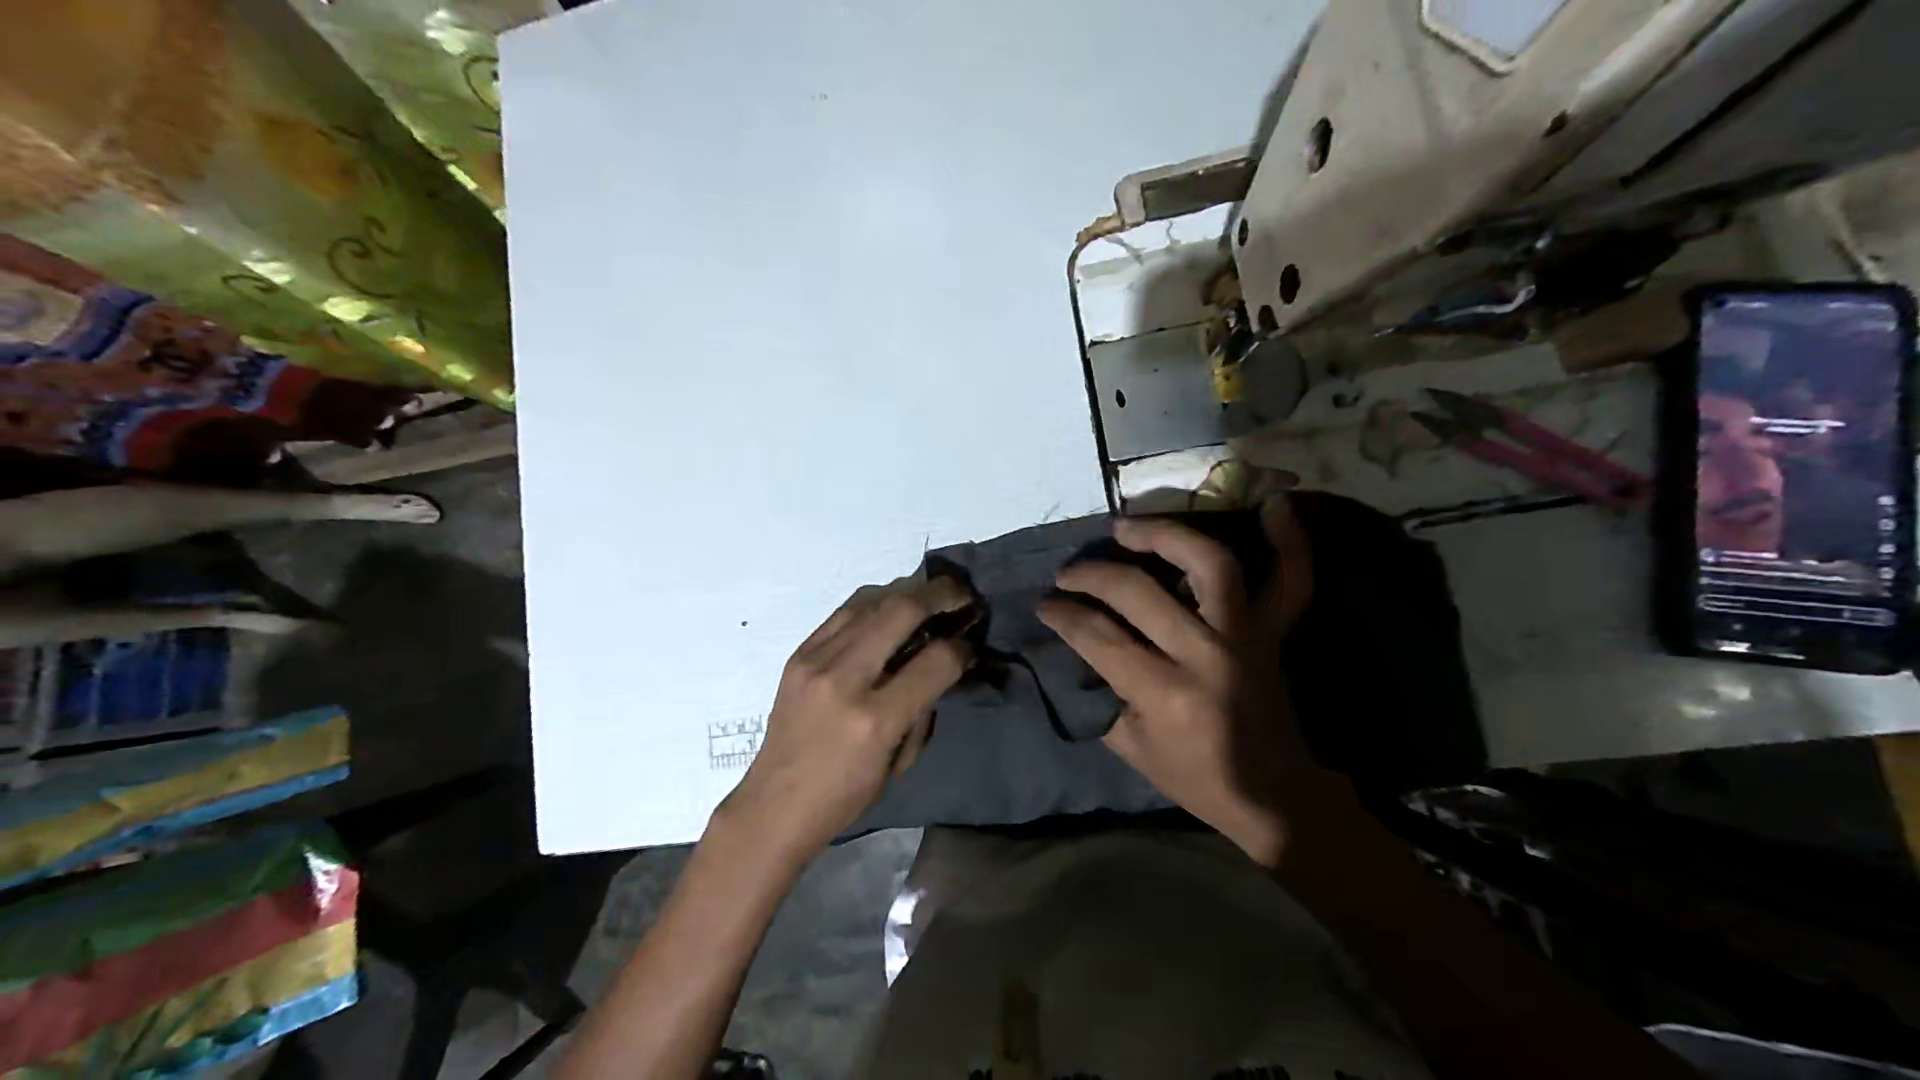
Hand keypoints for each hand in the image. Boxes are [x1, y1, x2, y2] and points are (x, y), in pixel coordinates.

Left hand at [720, 576, 973, 858]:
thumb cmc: (846, 795)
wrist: (775, 804)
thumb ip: (923, 707)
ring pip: (871, 600)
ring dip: (907, 592)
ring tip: (929, 597)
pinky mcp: (798, 654)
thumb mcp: (900, 761)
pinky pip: (844, 612)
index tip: (971, 645)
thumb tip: (944, 661)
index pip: (935, 661)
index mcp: (875, 719)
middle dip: (940, 595)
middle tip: (962, 595)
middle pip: (901, 611)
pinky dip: (874, 603)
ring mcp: (815, 661)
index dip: (962, 648)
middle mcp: (844, 679)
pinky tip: (890, 609)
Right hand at [1037, 497, 1329, 865]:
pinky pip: (1291, 580)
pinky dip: (1289, 541)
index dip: (1062, 615)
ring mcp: (1245, 637)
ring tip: (1127, 527)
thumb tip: (1077, 642)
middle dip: (1090, 575)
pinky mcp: (1273, 633)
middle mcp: (1206, 654)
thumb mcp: (1130, 746)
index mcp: (1165, 693)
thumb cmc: (1195, 777)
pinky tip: (1273, 506)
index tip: (1044, 605)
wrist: (1272, 795)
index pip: (1097, 636)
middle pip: (1137, 592)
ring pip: (1209, 563)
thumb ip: (1101, 691)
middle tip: (1067, 573)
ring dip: (1164, 534)